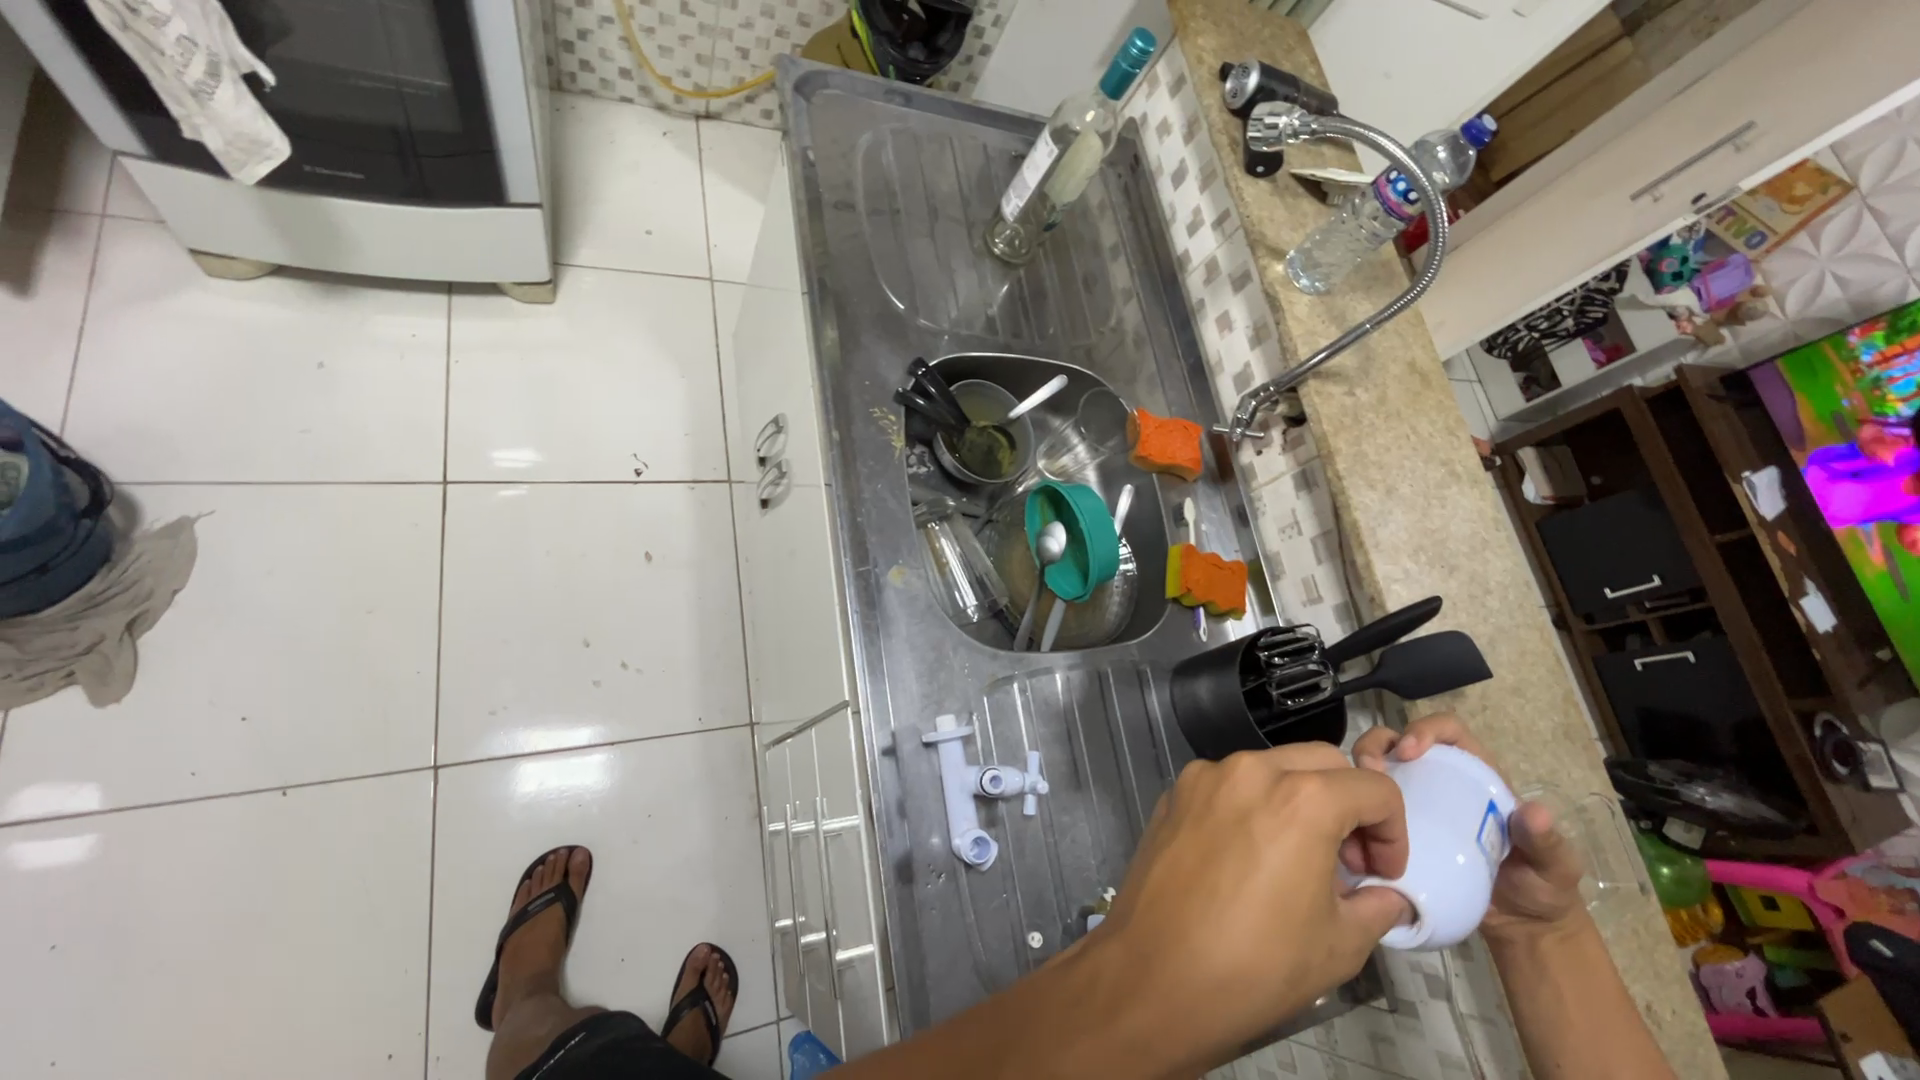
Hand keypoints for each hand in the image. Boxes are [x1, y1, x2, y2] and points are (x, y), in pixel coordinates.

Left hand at [1097, 744, 1411, 1070]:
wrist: (1153, 977)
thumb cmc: (1253, 965)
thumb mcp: (1338, 945)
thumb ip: (1376, 907)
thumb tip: (1388, 897)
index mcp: (1301, 799)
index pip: (1374, 788)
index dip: (1393, 833)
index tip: (1383, 875)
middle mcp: (1250, 772)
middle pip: (1322, 763)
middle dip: (1348, 804)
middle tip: (1349, 862)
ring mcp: (1203, 778)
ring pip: (1270, 768)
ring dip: (1298, 800)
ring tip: (1298, 859)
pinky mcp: (1172, 796)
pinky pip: (1227, 785)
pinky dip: (1251, 806)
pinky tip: (1248, 857)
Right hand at [1352, 714, 1585, 940]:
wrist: (1519, 928)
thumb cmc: (1541, 887)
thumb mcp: (1555, 866)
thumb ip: (1547, 841)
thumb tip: (1533, 811)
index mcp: (1475, 773)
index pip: (1447, 730)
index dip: (1424, 729)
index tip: (1409, 751)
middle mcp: (1438, 781)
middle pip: (1398, 742)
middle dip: (1377, 745)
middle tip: (1368, 770)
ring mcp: (1413, 806)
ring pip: (1377, 771)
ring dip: (1358, 772)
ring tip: (1354, 796)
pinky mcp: (1395, 832)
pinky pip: (1369, 810)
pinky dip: (1356, 809)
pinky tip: (1352, 826)